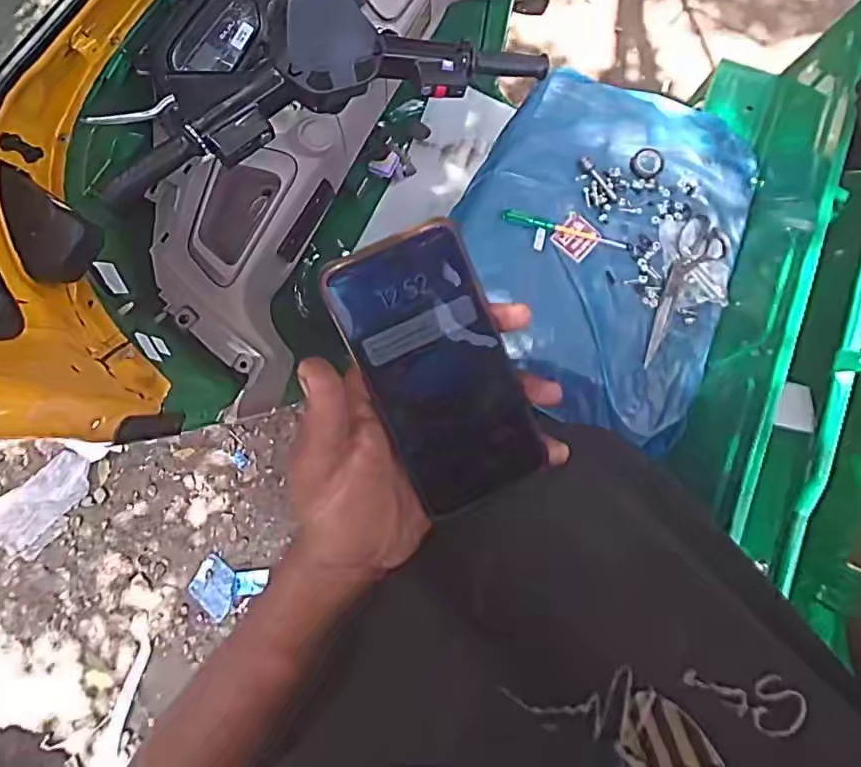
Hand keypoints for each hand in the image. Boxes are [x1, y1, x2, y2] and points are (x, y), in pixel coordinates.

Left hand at [288, 302, 567, 587]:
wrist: (353, 560)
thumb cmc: (328, 502)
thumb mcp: (322, 454)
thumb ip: (324, 411)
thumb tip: (312, 364)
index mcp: (375, 387)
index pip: (410, 338)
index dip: (442, 315)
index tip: (472, 301)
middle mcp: (408, 398)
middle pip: (454, 358)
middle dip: (489, 338)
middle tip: (523, 322)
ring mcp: (435, 428)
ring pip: (480, 394)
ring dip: (515, 386)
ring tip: (548, 391)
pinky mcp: (455, 459)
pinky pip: (492, 441)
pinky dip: (521, 439)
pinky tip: (548, 444)